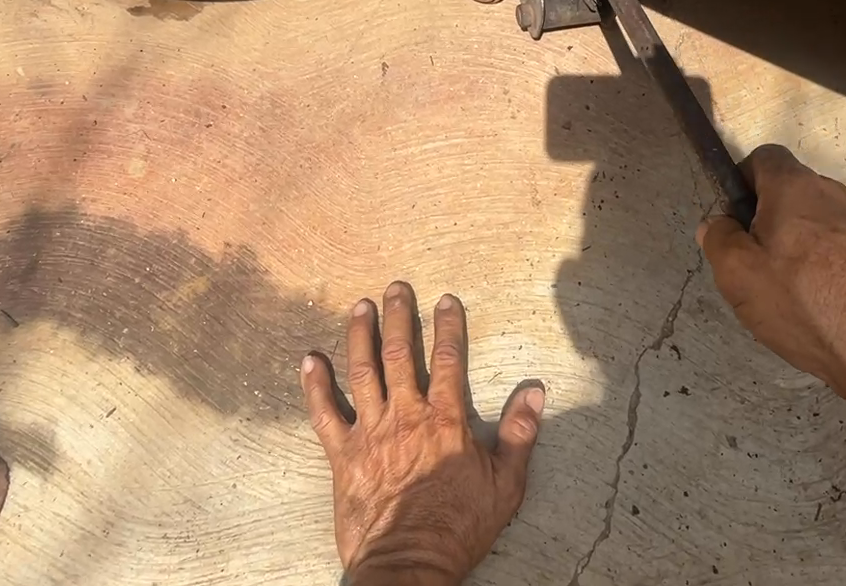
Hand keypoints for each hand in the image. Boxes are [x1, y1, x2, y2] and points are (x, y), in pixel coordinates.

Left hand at [301, 282, 544, 585]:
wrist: (408, 568)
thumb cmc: (459, 527)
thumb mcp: (505, 485)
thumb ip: (519, 434)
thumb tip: (536, 391)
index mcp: (445, 419)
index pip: (448, 358)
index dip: (448, 325)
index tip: (446, 299)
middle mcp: (406, 415)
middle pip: (399, 353)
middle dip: (398, 316)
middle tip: (395, 287)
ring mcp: (371, 433)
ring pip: (363, 371)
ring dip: (360, 335)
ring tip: (360, 306)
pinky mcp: (344, 456)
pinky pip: (324, 414)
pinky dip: (315, 385)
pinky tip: (309, 359)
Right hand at [697, 145, 845, 404]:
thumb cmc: (800, 297)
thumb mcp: (736, 271)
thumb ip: (718, 239)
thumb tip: (718, 224)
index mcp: (794, 185)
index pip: (763, 157)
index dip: (741, 180)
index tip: (733, 217)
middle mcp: (830, 193)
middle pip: (788, 191)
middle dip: (764, 218)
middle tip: (750, 260)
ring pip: (811, 222)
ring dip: (792, 245)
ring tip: (780, 289)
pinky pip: (834, 247)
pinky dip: (818, 266)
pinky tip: (810, 304)